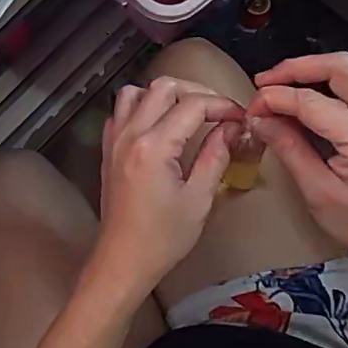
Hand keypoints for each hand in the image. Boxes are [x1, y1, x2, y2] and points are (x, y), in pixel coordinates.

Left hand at [90, 77, 243, 294]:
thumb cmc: (163, 238)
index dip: (222, 105)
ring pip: (135, 92)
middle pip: (163, 87)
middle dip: (196, 92)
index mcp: (154, 147)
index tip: (239, 118)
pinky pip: (120, 112)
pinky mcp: (108, 150)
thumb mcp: (198, 199)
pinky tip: (158, 125)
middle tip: (218, 111)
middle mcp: (130, 135)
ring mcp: (114, 140)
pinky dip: (141, 107)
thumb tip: (231, 128)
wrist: (123, 260)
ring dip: (164, 94)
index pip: (193, 105)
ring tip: (187, 111)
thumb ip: (215, 156)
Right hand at [249, 53, 347, 273]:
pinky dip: (324, 88)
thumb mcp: (318, 192)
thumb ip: (289, 148)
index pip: (314, 103)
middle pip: (341, 67)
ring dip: (310, 73)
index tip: (252, 106)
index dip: (277, 98)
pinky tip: (300, 101)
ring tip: (276, 88)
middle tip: (264, 81)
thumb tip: (259, 118)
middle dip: (297, 68)